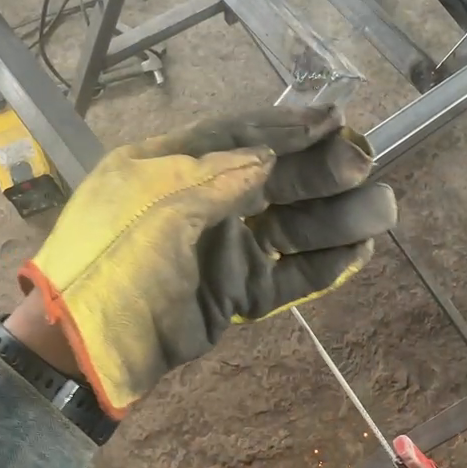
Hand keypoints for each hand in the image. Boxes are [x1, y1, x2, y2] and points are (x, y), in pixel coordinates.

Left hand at [19, 105, 395, 417]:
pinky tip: (359, 252)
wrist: (84, 349)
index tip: (334, 118)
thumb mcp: (158, 201)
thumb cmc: (113, 260)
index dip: (284, 126)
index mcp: (168, 166)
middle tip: (363, 162)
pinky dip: (321, 266)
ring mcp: (218, 251)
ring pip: (287, 228)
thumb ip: (220, 173)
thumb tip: (274, 151)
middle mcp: (198, 203)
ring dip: (333, 217)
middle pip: (271, 178)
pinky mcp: (233, 294)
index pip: (236, 136)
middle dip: (319, 170)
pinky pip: (286, 277)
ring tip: (381, 209)